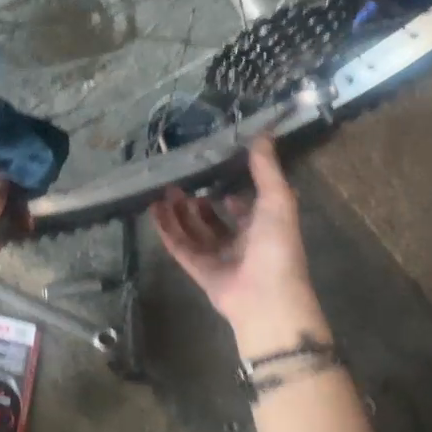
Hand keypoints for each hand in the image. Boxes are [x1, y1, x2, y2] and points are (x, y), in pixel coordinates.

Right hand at [150, 137, 328, 355]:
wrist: (266, 297)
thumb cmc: (276, 247)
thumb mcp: (277, 201)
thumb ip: (266, 169)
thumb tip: (262, 133)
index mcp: (263, 228)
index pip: (244, 207)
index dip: (231, 191)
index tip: (213, 171)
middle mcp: (240, 243)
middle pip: (214, 219)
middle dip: (198, 201)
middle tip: (180, 180)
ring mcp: (218, 258)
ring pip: (194, 232)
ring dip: (179, 212)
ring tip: (165, 190)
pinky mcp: (198, 271)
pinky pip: (180, 246)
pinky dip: (167, 229)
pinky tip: (154, 209)